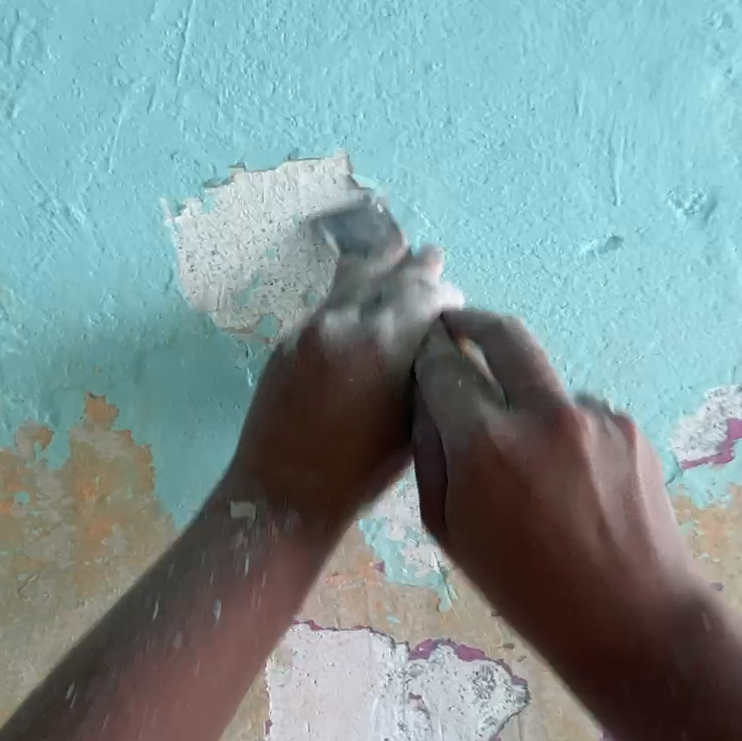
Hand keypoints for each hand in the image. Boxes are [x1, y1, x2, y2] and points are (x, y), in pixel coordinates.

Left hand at [224, 243, 459, 529]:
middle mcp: (345, 322)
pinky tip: (360, 286)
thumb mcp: (412, 420)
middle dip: (416, 268)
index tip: (456, 299)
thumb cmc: (360, 470)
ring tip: (398, 250)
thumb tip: (436, 338)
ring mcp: (310, 327)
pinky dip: (351, 293)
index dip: (445, 292)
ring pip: (352, 280)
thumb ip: (427, 368)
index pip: (424, 292)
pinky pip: (328, 303)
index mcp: (384, 343)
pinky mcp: (288, 339)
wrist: (285, 490)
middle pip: (388, 276)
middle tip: (433, 257)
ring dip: (380, 267)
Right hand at [411, 309, 704, 662]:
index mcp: (484, 444)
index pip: (444, 367)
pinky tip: (569, 478)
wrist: (630, 619)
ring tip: (528, 458)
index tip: (423, 349)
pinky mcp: (627, 427)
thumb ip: (430, 453)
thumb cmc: (521, 586)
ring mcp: (593, 416)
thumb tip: (427, 400)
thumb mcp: (448, 529)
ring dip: (522, 396)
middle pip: (502, 335)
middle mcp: (541, 414)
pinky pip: (578, 411)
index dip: (428, 354)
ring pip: (542, 380)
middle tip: (456, 324)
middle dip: (471, 322)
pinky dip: (561, 429)